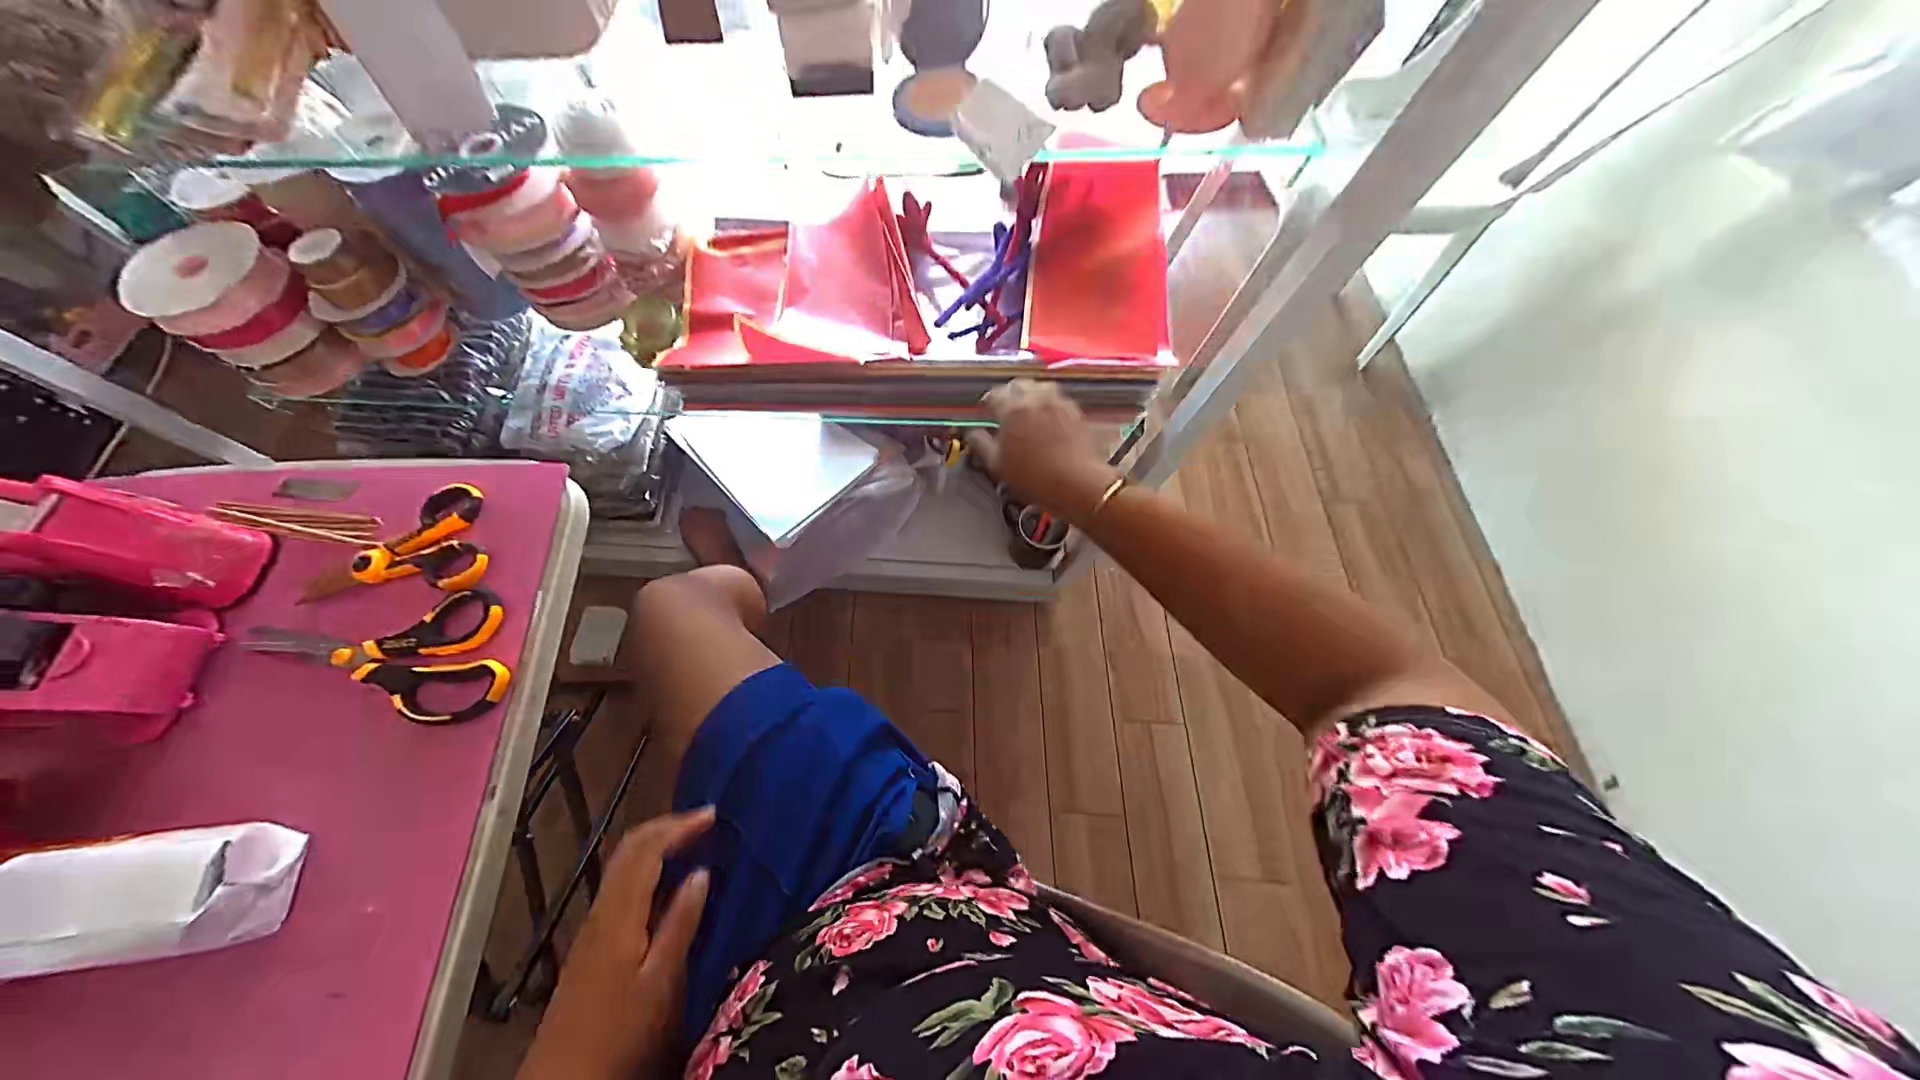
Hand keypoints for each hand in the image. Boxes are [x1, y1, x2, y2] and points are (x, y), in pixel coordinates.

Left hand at [516, 808, 714, 1079]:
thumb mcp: (660, 981)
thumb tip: (702, 873)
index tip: (713, 814)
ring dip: (657, 843)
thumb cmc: (617, 1031)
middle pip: (629, 849)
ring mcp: (593, 925)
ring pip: (623, 864)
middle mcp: (602, 911)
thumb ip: (681, 923)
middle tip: (704, 820)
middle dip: (666, 826)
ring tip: (691, 839)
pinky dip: (648, 865)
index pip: (646, 850)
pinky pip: (623, 884)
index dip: (679, 826)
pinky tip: (668, 880)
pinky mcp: (593, 941)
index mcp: (619, 914)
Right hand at [969, 379, 1122, 527]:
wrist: (1078, 483)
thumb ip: (981, 445)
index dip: (988, 402)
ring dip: (1030, 394)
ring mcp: (1059, 402)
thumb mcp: (997, 466)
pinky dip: (1049, 403)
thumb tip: (973, 433)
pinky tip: (1048, 419)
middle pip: (1018, 384)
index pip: (994, 394)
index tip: (986, 412)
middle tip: (1005, 409)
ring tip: (1027, 409)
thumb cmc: (1033, 477)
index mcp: (1012, 408)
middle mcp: (1035, 398)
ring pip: (1040, 387)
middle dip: (1009, 393)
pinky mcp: (1076, 411)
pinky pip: (1058, 398)